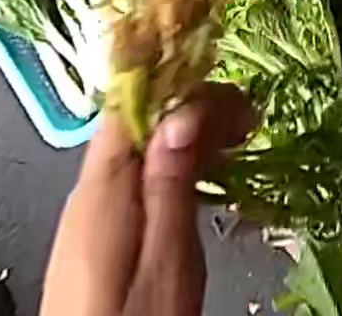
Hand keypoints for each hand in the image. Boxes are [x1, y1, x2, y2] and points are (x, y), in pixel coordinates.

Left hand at [40, 84, 252, 315]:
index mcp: (102, 190)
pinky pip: (145, 166)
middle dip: (201, 106)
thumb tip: (182, 114)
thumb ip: (170, 183)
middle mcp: (90, 190)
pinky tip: (211, 165)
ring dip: (196, 128)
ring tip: (241, 138)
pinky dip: (182, 154)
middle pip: (143, 117)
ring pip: (147, 139)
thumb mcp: (165, 256)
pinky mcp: (103, 223)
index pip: (131, 105)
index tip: (233, 95)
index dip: (182, 85)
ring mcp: (94, 207)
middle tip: (251, 122)